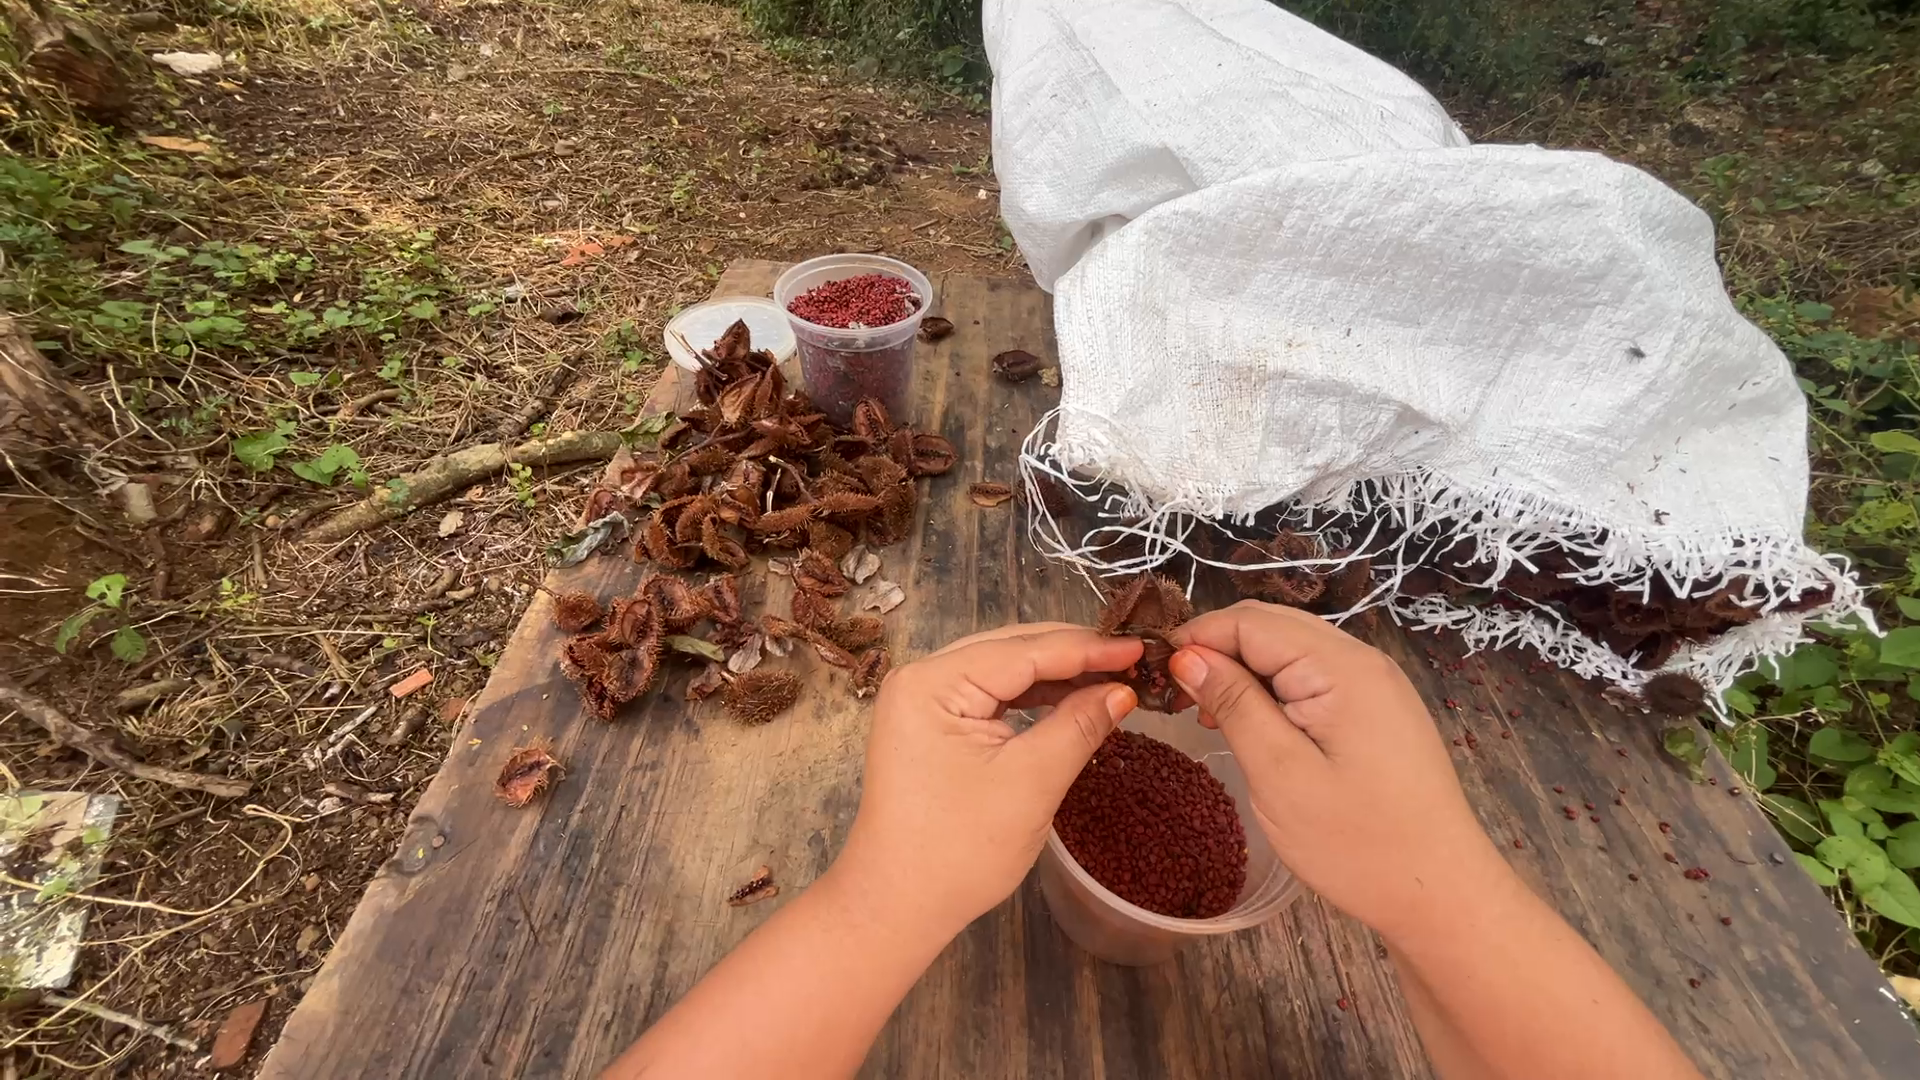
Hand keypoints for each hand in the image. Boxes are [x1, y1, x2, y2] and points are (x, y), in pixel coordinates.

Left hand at [836, 623, 1141, 934]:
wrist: (898, 907)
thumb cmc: (959, 850)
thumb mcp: (1030, 783)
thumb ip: (1078, 726)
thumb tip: (1123, 692)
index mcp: (932, 683)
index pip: (1022, 651)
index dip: (1086, 648)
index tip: (1138, 646)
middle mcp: (922, 677)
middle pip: (1010, 650)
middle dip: (1072, 654)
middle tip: (1131, 657)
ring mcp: (924, 699)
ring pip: (1003, 670)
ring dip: (1056, 675)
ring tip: (1110, 676)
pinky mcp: (933, 722)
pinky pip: (992, 695)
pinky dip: (1032, 697)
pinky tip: (1070, 697)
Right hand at [1166, 601, 1506, 940]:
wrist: (1443, 897)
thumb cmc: (1357, 842)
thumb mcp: (1279, 772)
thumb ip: (1232, 703)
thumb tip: (1185, 655)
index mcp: (1340, 667)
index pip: (1248, 622)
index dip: (1195, 637)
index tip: (1156, 673)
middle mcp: (1359, 659)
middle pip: (1267, 625)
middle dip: (1214, 648)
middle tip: (1177, 694)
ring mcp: (1371, 681)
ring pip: (1285, 646)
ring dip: (1239, 667)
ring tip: (1208, 713)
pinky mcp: (1372, 705)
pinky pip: (1306, 672)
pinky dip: (1268, 684)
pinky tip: (1250, 722)